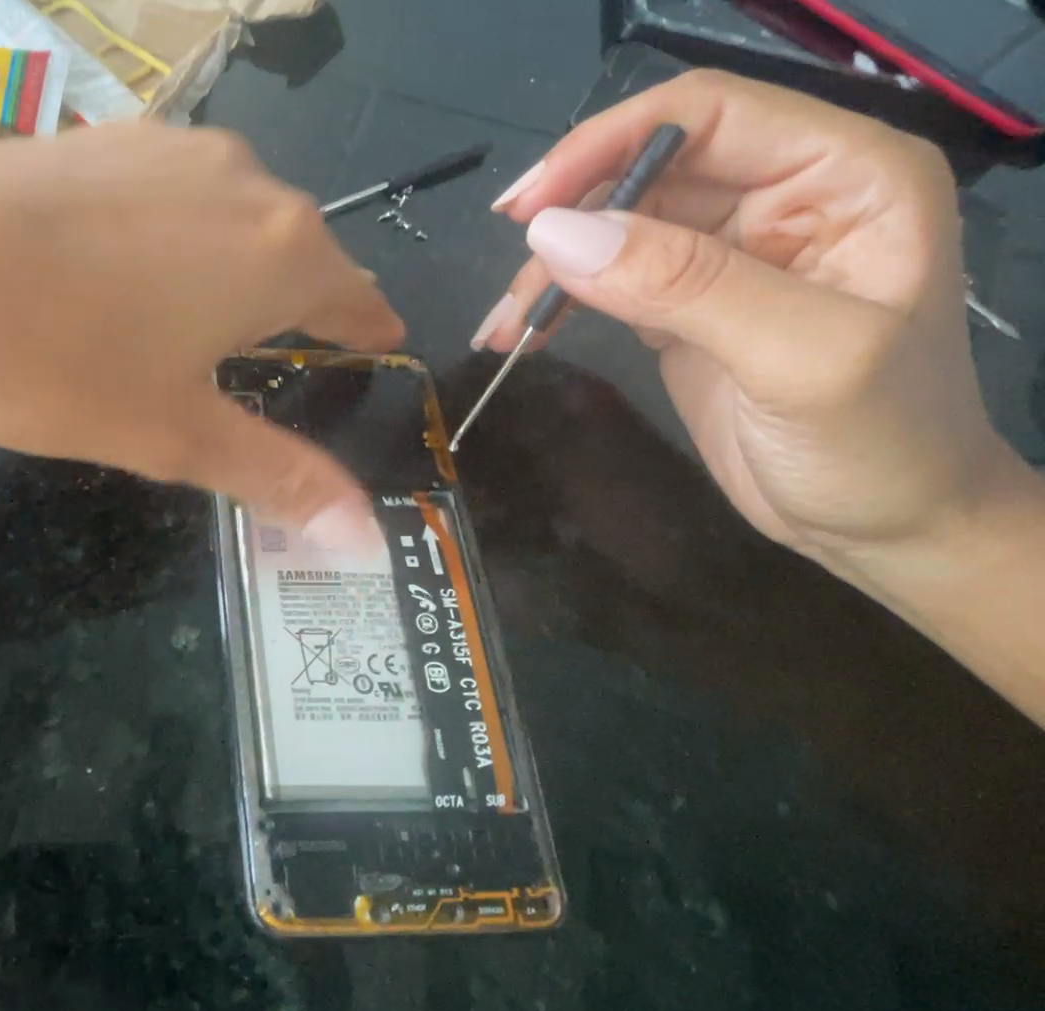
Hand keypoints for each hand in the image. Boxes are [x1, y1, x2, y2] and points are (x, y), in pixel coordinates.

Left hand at [0, 122, 404, 547]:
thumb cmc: (57, 367)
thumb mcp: (174, 435)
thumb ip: (276, 474)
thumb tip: (367, 535)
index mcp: (280, 251)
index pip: (354, 296)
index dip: (368, 329)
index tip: (378, 345)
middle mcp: (238, 179)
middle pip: (292, 250)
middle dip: (294, 303)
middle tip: (280, 351)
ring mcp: (161, 147)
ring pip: (224, 217)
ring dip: (225, 267)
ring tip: (195, 319)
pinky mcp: (93, 141)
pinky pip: (157, 197)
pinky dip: (161, 239)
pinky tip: (115, 273)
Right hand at [475, 70, 1027, 571]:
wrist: (877, 522)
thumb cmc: (876, 440)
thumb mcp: (795, 356)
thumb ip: (683, 284)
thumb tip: (554, 234)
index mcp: (843, 176)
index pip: (707, 116)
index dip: (607, 146)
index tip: (524, 210)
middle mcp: (783, 197)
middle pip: (644, 171)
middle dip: (565, 222)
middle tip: (511, 292)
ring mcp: (727, 252)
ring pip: (612, 227)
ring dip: (549, 272)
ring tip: (505, 330)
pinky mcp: (682, 303)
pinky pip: (605, 279)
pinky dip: (556, 303)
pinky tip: (521, 335)